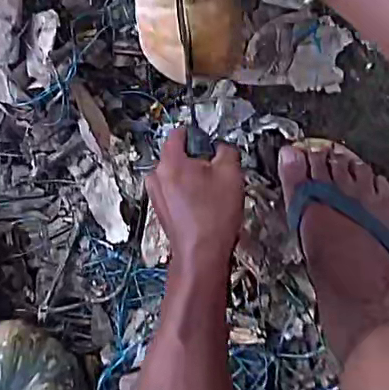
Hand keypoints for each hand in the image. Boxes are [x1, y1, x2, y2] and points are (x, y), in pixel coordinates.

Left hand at [147, 128, 245, 269]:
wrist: (202, 255)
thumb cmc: (212, 219)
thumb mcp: (231, 173)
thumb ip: (226, 150)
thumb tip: (222, 147)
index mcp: (170, 162)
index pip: (178, 133)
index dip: (197, 134)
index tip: (209, 141)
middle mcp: (157, 177)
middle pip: (177, 154)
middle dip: (197, 159)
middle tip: (216, 170)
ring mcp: (157, 195)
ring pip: (177, 174)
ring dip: (193, 177)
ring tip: (212, 192)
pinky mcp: (162, 210)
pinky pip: (175, 191)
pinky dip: (189, 194)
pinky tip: (205, 206)